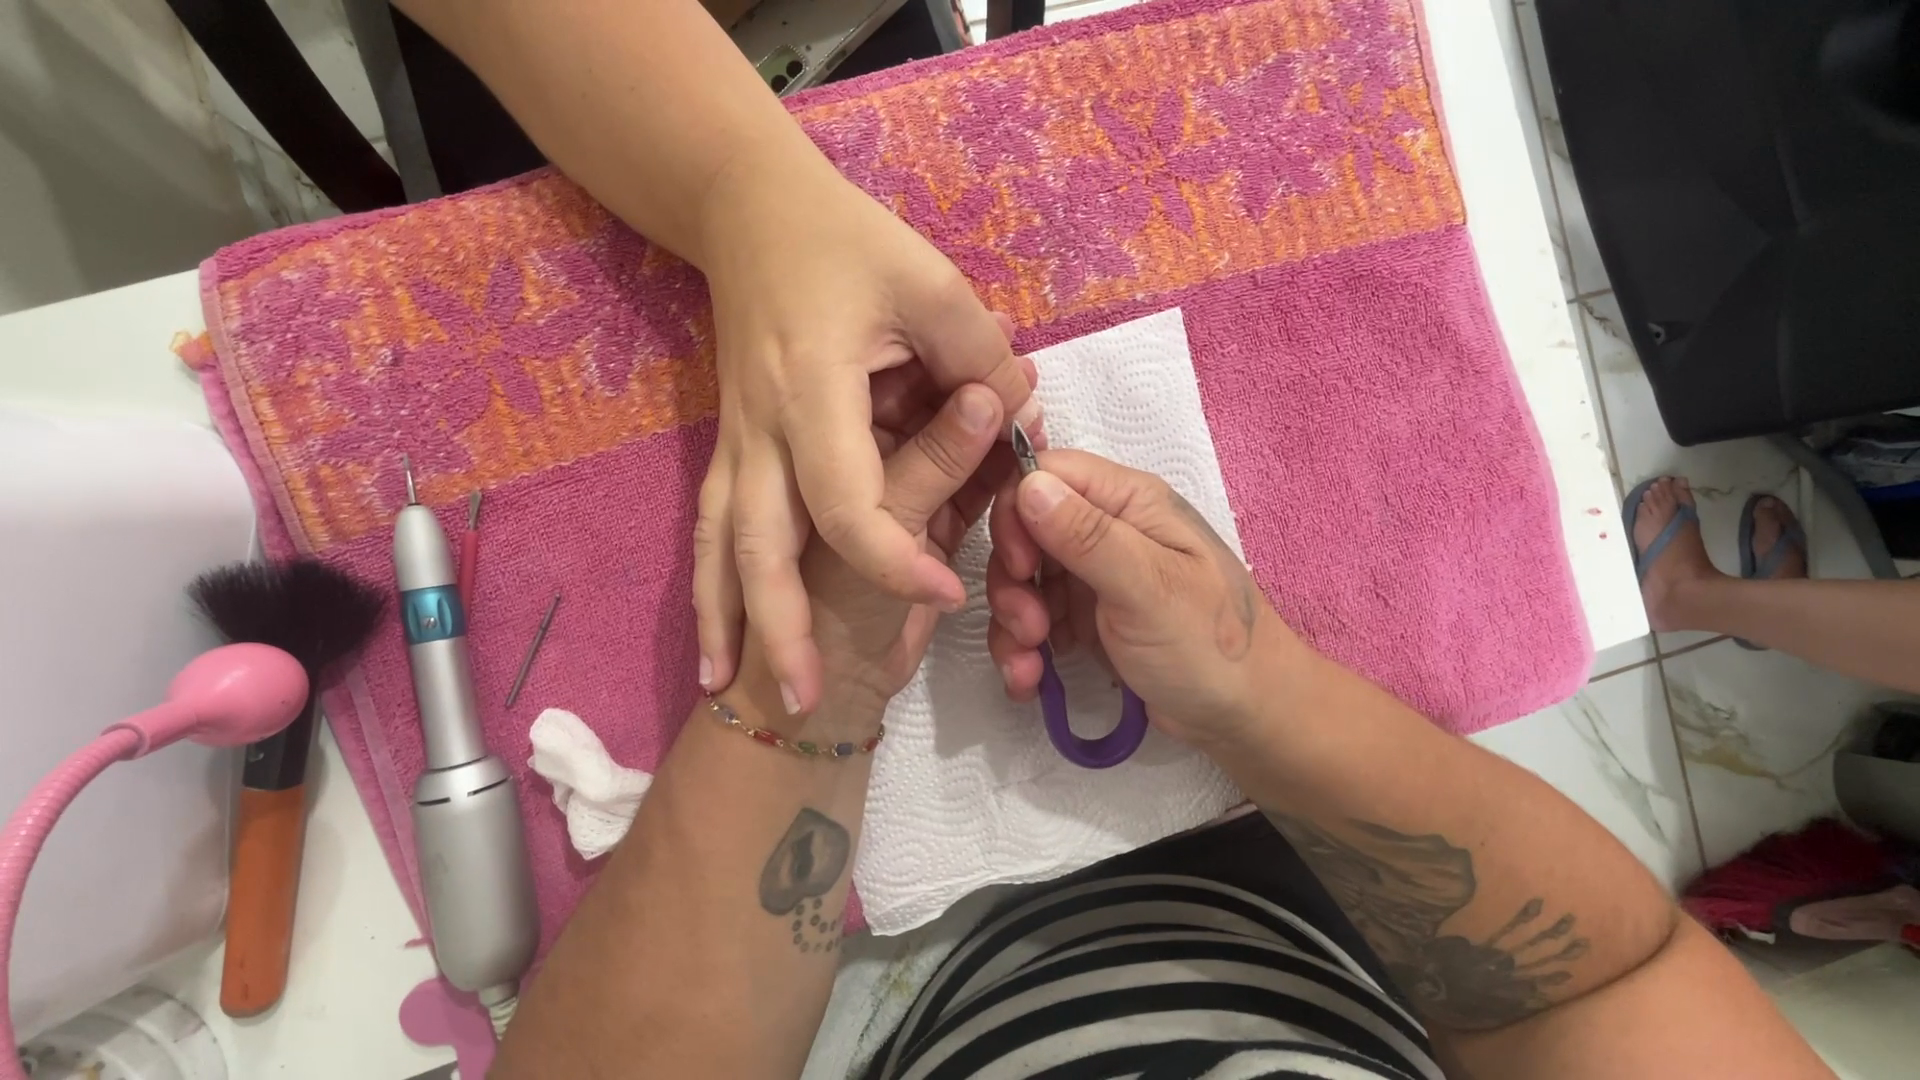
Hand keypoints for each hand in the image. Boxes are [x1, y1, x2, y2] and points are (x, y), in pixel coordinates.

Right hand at [692, 161, 1038, 715]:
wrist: (748, 211)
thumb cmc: (846, 242)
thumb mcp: (929, 284)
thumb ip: (979, 356)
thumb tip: (1021, 415)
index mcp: (815, 392)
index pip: (849, 498)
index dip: (898, 555)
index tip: (949, 590)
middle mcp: (764, 431)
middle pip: (761, 543)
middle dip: (784, 625)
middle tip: (810, 697)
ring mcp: (736, 441)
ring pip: (719, 545)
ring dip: (727, 621)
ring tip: (731, 689)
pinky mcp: (730, 446)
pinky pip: (709, 529)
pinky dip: (707, 590)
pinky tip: (713, 642)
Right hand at [986, 451, 1300, 747]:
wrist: (1244, 719)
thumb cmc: (1210, 646)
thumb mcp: (1149, 589)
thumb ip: (1088, 536)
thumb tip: (1029, 482)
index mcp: (1131, 503)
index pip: (1047, 473)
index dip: (1017, 513)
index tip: (1021, 566)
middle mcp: (1108, 530)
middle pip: (1026, 530)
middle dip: (1013, 582)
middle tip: (1029, 629)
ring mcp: (1094, 576)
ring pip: (1024, 580)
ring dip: (1013, 623)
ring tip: (1028, 668)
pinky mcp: (1086, 617)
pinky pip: (1035, 619)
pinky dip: (1024, 650)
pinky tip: (1031, 681)